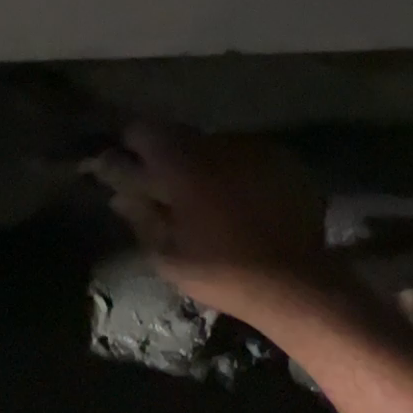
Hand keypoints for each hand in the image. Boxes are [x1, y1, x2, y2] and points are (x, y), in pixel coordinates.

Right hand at [86, 121, 331, 320]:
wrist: (292, 281)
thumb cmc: (220, 272)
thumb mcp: (167, 256)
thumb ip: (141, 218)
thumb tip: (120, 195)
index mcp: (183, 165)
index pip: (143, 131)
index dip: (130, 147)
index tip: (128, 168)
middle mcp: (218, 144)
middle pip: (182, 136)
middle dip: (170, 159)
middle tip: (169, 192)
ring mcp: (256, 149)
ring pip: (217, 146)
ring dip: (206, 165)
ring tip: (210, 200)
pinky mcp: (285, 161)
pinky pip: (248, 158)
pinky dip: (237, 173)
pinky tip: (242, 203)